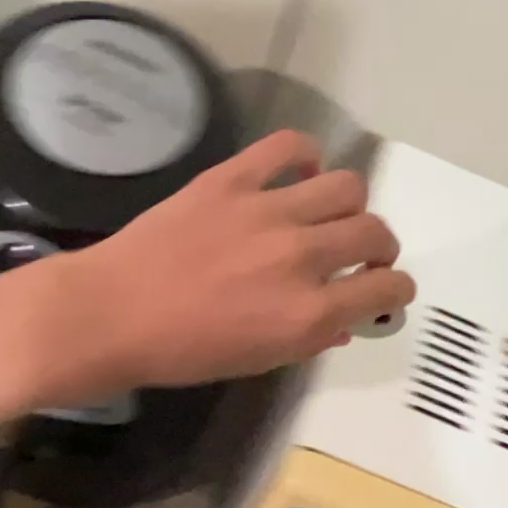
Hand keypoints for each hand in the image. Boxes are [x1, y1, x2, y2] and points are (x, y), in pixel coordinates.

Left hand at [47, 130, 415, 394]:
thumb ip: (306, 339)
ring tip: (332, 215)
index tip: (388, 289)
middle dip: (381, 247)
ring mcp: (268, 212)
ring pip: (346, 186)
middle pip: (374, 232)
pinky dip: (306, 155)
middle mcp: (301, 258)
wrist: (112, 316)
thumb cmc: (181, 353)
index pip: (384, 290)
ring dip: (351, 205)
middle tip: (364, 254)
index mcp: (307, 315)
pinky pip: (290, 146)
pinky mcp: (233, 179)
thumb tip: (340, 322)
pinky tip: (299, 173)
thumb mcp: (254, 362)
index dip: (395, 290)